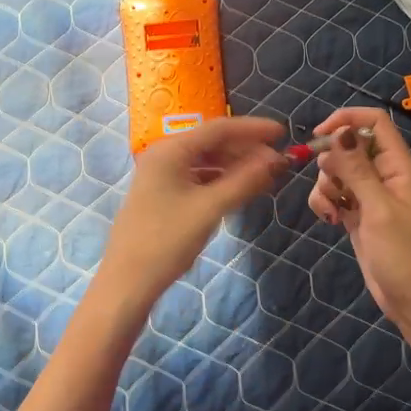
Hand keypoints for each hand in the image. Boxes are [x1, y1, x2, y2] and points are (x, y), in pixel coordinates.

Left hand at [98, 116, 288, 305]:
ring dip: (234, 166)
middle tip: (277, 163)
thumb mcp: (210, 209)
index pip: (219, 128)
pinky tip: (239, 190)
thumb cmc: (167, 241)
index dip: (253, 130)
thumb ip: (245, 181)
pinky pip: (197, 177)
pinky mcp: (162, 194)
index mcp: (171, 150)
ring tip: (264, 177)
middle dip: (246, 150)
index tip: (282, 134)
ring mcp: (161, 175)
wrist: (127, 282)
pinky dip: (220, 180)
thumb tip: (277, 159)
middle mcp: (164, 155)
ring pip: (205, 161)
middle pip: (212, 143)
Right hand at [308, 108, 410, 336]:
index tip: (319, 135)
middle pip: (350, 144)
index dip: (347, 120)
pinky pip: (334, 193)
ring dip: (326, 184)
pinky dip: (325, 201)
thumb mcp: (378, 210)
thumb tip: (337, 133)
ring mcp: (370, 195)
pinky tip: (329, 219)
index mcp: (398, 167)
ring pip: (337, 169)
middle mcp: (385, 175)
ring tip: (334, 209)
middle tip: (332, 185)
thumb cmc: (403, 255)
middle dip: (331, 159)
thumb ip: (357, 170)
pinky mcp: (357, 214)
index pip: (374, 122)